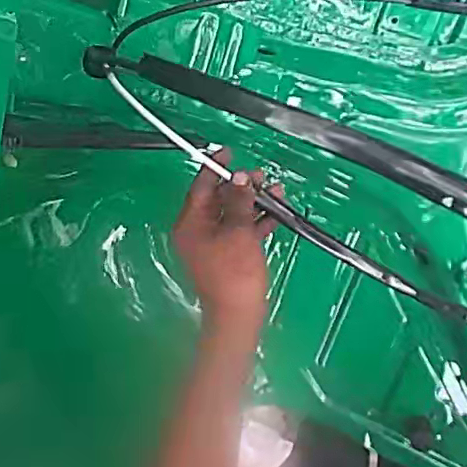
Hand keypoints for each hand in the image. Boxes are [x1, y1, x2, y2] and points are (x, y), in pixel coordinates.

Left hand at [173, 148, 279, 333]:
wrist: (238, 314)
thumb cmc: (234, 272)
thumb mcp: (238, 231)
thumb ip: (240, 202)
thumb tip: (241, 178)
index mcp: (191, 224)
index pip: (201, 187)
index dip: (215, 168)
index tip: (228, 152)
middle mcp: (198, 231)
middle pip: (219, 198)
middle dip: (241, 186)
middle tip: (261, 175)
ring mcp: (214, 243)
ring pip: (233, 213)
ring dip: (253, 201)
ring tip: (274, 190)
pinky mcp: (229, 253)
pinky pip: (242, 228)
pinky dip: (257, 219)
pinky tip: (276, 211)